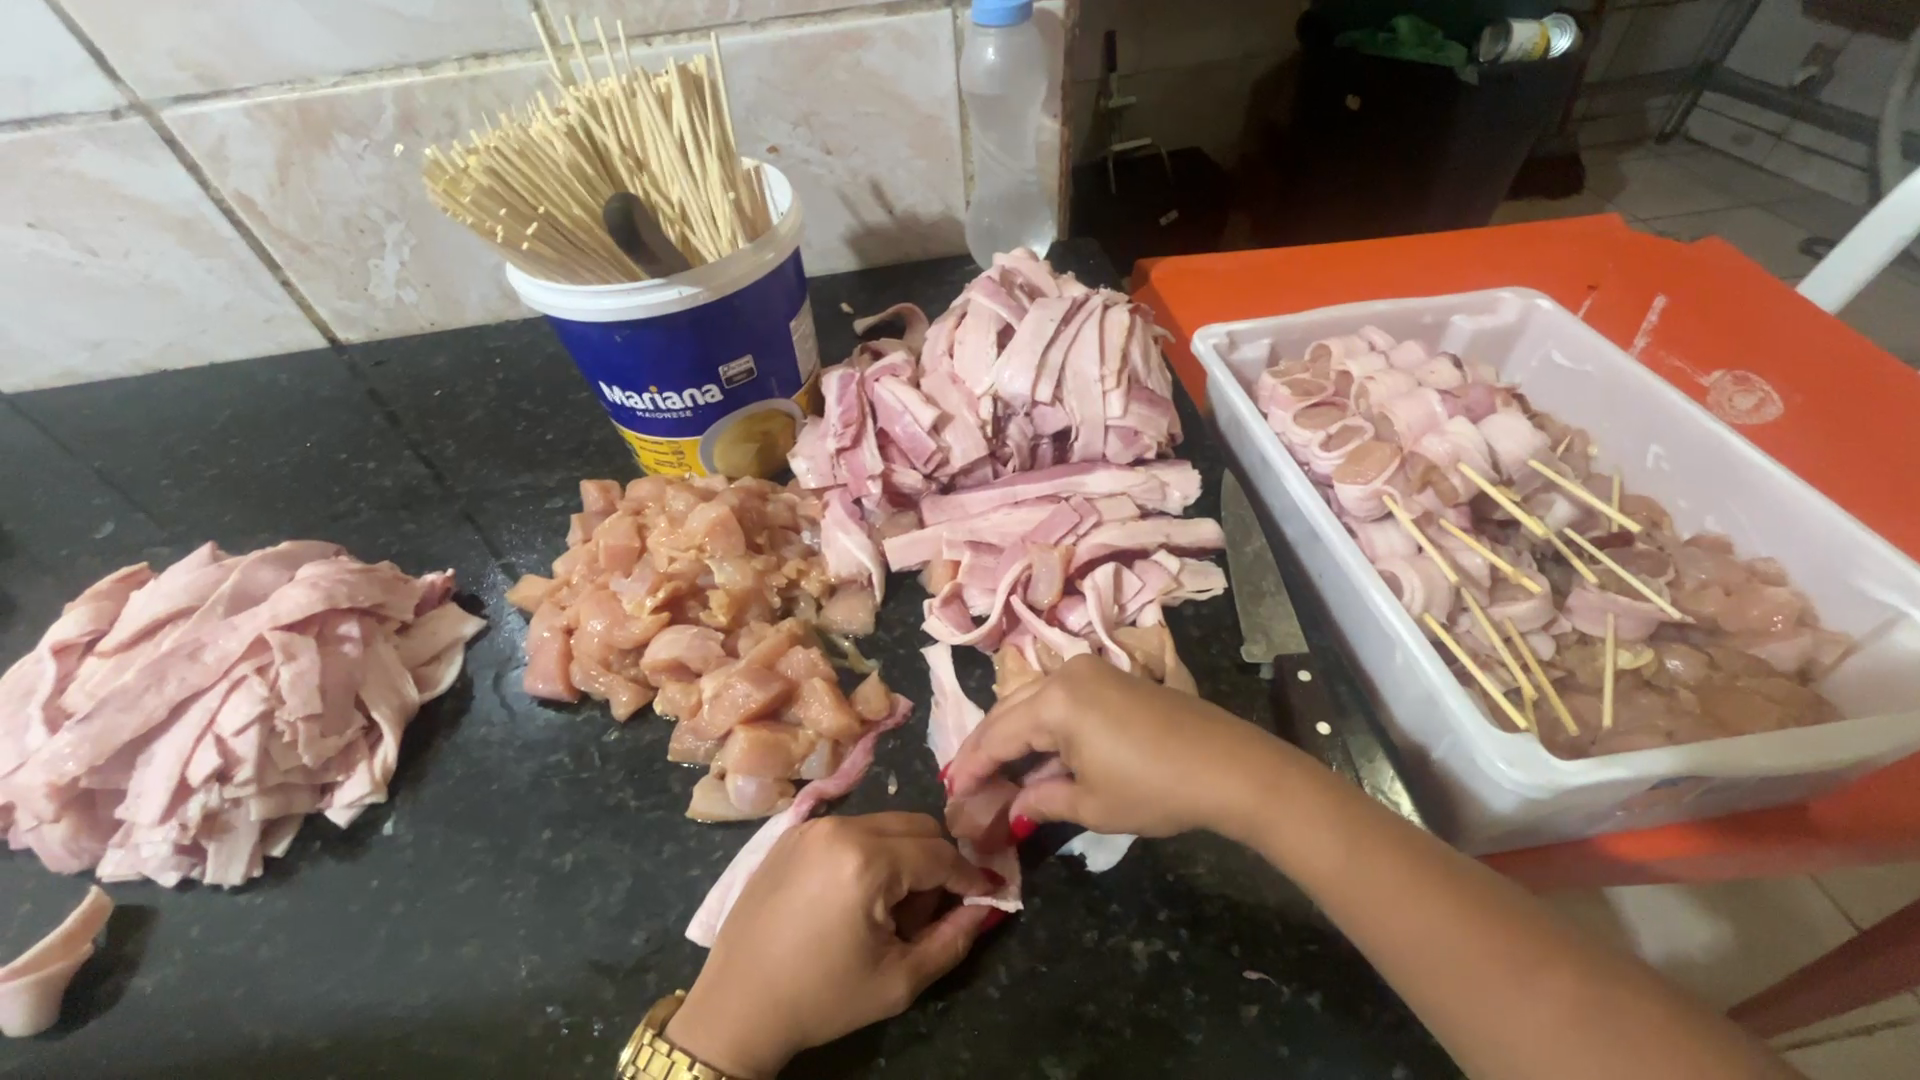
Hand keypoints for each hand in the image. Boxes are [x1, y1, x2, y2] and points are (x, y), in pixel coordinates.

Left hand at [667, 813, 997, 1076]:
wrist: (737, 1006)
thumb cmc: (821, 998)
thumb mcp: (898, 981)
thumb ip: (953, 939)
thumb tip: (987, 906)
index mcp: (866, 860)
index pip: (939, 853)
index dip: (969, 875)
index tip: (986, 895)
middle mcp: (840, 827)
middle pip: (916, 825)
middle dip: (937, 862)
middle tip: (933, 910)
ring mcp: (812, 825)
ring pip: (885, 824)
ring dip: (904, 856)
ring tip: (892, 908)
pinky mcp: (792, 833)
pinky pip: (851, 829)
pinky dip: (870, 851)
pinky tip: (857, 896)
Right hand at [945, 654, 1300, 840]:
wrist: (1229, 766)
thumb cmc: (1154, 789)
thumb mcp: (1091, 804)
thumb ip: (1041, 800)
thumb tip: (1012, 807)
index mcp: (1054, 701)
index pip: (997, 735)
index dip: (972, 767)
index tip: (951, 791)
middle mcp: (1066, 674)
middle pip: (1009, 710)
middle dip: (985, 746)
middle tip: (964, 780)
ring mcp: (1092, 671)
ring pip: (1033, 700)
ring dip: (1012, 733)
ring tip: (993, 767)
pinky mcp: (1113, 677)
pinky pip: (1060, 698)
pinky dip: (1041, 724)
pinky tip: (1035, 750)